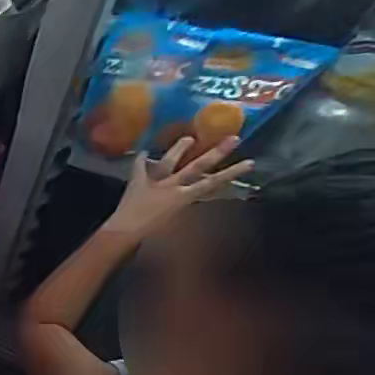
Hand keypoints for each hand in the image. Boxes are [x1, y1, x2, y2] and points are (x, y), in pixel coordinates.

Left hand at [103, 134, 253, 239]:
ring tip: (188, 137)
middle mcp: (171, 186)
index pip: (213, 183)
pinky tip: (141, 150)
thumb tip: (196, 203)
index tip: (250, 162)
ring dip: (179, 149)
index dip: (232, 173)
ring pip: (168, 161)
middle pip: (197, 166)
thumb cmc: (153, 237)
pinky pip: (138, 168)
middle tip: (234, 138)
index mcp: (184, 198)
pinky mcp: (135, 184)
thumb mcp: (177, 228)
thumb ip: (187, 214)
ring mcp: (153, 183)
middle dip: (216, 153)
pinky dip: (140, 160)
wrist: (124, 234)